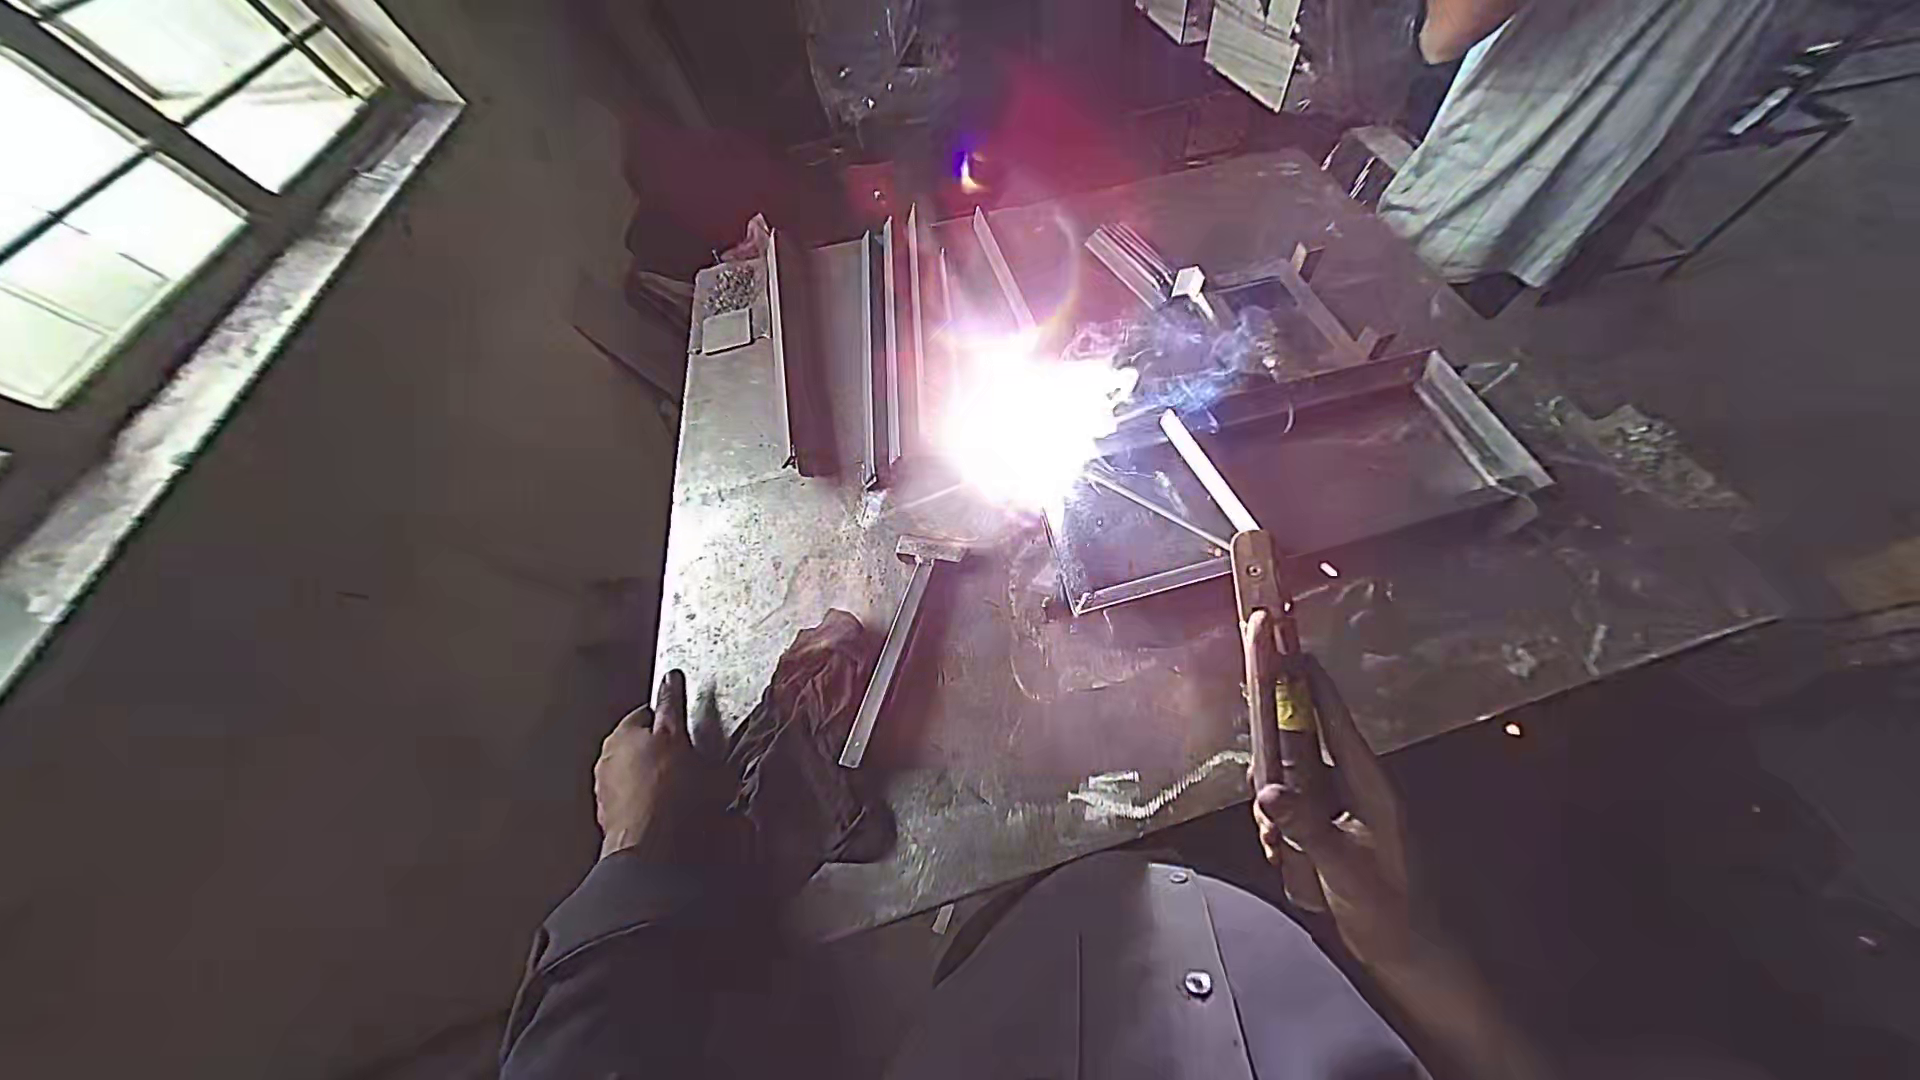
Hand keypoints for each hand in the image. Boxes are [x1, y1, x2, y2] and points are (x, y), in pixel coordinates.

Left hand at [595, 669, 746, 863]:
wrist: (652, 846)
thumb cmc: (668, 787)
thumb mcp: (678, 735)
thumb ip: (672, 705)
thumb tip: (671, 679)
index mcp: (622, 734)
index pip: (649, 710)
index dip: (670, 710)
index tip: (682, 712)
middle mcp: (607, 759)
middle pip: (642, 741)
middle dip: (663, 744)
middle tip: (690, 751)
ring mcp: (608, 791)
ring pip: (639, 771)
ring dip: (656, 772)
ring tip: (684, 782)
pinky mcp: (614, 818)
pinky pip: (638, 797)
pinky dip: (650, 797)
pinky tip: (671, 805)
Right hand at [1249, 649, 1414, 969]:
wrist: (1409, 958)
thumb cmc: (1392, 913)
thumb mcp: (1346, 869)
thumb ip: (1307, 827)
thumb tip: (1267, 789)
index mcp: (1368, 786)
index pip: (1336, 724)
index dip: (1314, 686)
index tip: (1293, 652)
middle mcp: (1349, 789)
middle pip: (1302, 745)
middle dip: (1276, 752)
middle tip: (1262, 753)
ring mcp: (1335, 809)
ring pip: (1287, 780)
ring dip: (1274, 807)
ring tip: (1284, 850)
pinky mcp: (1321, 827)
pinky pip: (1284, 807)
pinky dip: (1276, 826)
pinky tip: (1285, 857)